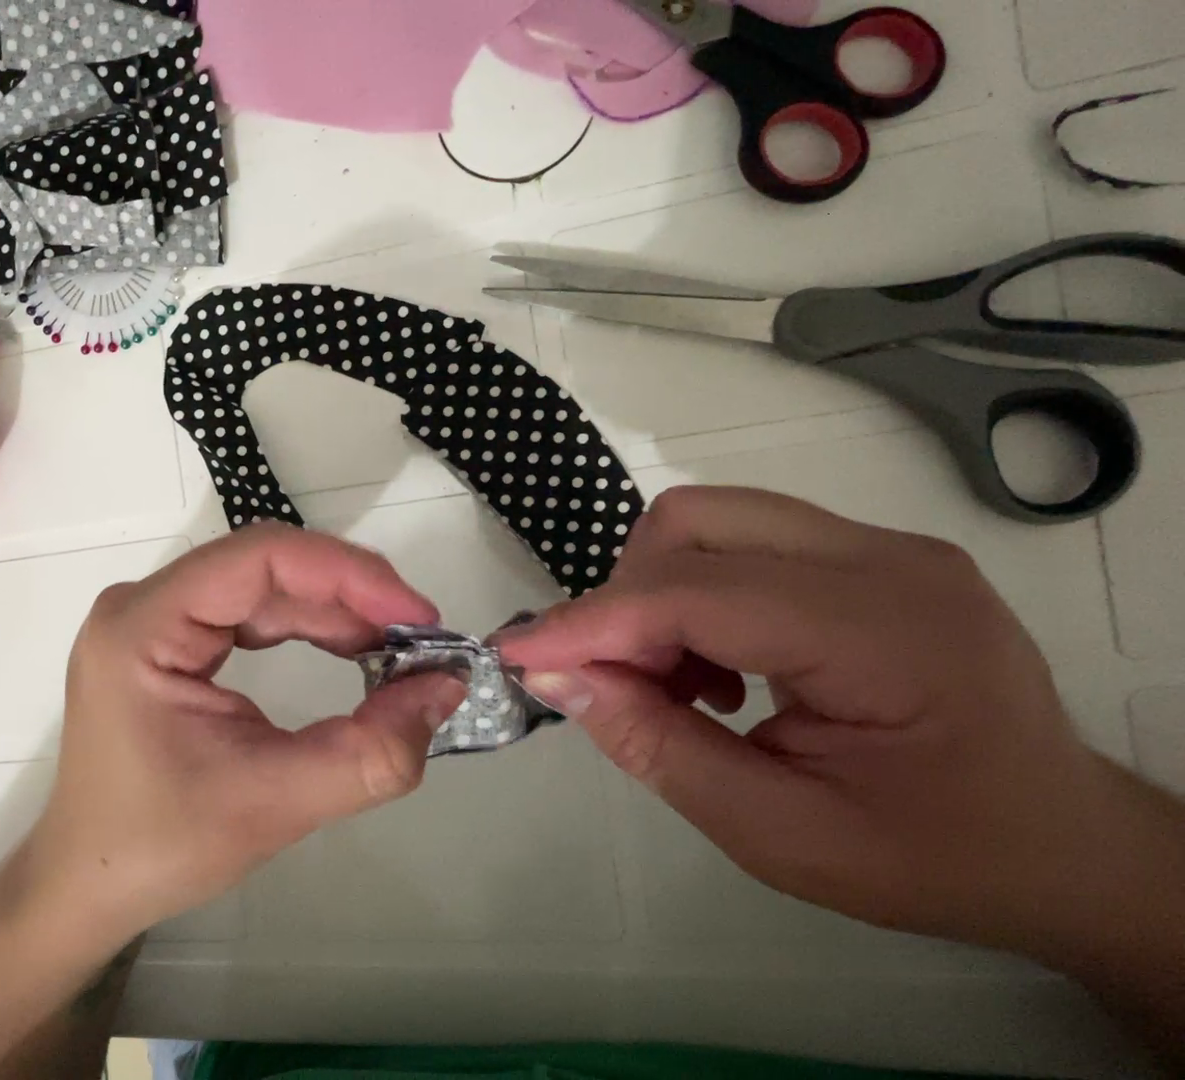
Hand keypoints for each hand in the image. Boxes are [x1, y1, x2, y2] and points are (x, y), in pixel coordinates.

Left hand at [23, 523, 467, 947]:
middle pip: (261, 569)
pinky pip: (247, 617)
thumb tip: (447, 688)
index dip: (346, 574)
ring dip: (333, 613)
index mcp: (142, 628)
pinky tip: (352, 651)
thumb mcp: (275, 802)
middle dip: (348, 596)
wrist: (88, 882)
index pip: (257, 559)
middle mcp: (142, 606)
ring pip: (260, 590)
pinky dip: (306, 631)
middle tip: (421, 639)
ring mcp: (153, 622)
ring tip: (398, 650)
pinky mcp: (170, 644)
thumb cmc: (161, 847)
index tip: (416, 616)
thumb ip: (370, 753)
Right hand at [494, 486, 1176, 963]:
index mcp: (889, 635)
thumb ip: (656, 746)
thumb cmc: (931, 857)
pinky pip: (739, 540)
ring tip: (674, 680)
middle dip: (624, 598)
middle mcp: (889, 561)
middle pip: (695, 522)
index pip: (698, 593)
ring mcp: (884, 546)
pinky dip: (691, 592)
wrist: (1062, 847)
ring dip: (654, 592)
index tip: (512, 654)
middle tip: (620, 681)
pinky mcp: (867, 553)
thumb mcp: (778, 833)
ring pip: (709, 520)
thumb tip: (554, 673)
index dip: (591, 619)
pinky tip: (713, 665)